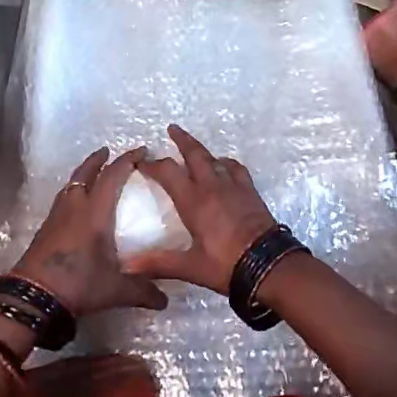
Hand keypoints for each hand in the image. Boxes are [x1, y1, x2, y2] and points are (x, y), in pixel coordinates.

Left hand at [11, 147, 168, 315]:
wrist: (33, 296)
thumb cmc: (78, 284)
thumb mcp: (115, 290)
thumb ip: (142, 291)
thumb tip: (164, 300)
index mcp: (94, 213)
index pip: (112, 177)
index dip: (127, 160)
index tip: (141, 152)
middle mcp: (74, 208)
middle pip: (84, 174)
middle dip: (97, 160)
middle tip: (108, 152)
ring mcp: (56, 217)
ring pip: (70, 186)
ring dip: (82, 175)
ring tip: (93, 175)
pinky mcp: (45, 229)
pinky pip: (62, 200)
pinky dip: (72, 192)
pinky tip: (76, 204)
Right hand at [126, 125, 277, 292]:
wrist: (269, 264)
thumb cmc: (226, 264)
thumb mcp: (190, 267)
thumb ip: (158, 263)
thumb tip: (127, 266)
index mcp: (193, 201)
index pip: (168, 172)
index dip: (152, 165)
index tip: (141, 162)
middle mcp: (212, 187)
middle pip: (194, 154)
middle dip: (182, 140)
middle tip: (172, 129)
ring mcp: (234, 186)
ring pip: (215, 158)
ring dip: (202, 150)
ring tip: (194, 147)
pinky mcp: (250, 192)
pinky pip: (236, 168)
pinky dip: (226, 163)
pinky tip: (224, 166)